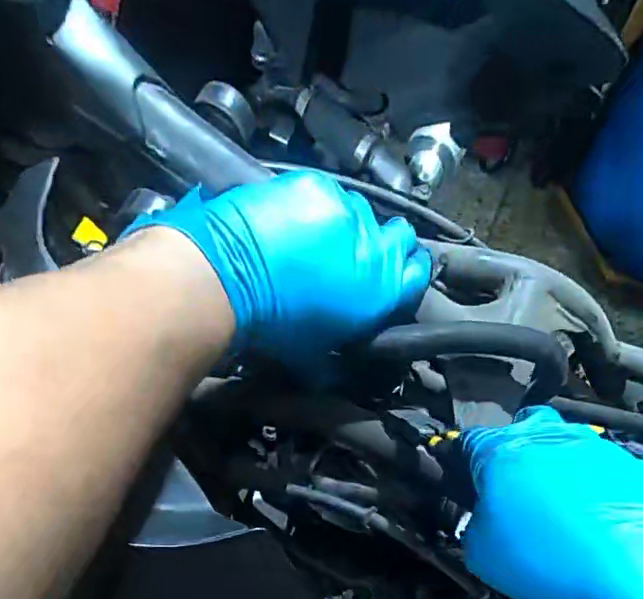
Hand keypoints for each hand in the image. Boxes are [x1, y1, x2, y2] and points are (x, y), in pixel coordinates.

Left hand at [123, 171, 431, 380]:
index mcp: (382, 285)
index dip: (400, 280)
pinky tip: (285, 229)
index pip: (417, 274)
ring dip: (338, 229)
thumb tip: (336, 372)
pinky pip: (322, 195)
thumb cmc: (267, 323)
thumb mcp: (308, 357)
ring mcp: (343, 206)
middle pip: (394, 239)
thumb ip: (336, 362)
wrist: (226, 277)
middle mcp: (373, 240)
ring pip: (356, 214)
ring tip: (303, 250)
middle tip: (342, 267)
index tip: (383, 284)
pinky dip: (307, 209)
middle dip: (373, 251)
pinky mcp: (313, 183)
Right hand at [460, 407, 642, 598]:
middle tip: (512, 494)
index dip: (466, 462)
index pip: (472, 440)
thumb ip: (475, 522)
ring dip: (560, 476)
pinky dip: (600, 496)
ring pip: (572, 453)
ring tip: (561, 522)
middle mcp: (557, 438)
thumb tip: (484, 515)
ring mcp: (607, 453)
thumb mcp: (481, 552)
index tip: (467, 484)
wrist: (642, 582)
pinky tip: (599, 532)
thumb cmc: (548, 565)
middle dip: (517, 454)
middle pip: (527, 431)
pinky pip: (610, 477)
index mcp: (507, 450)